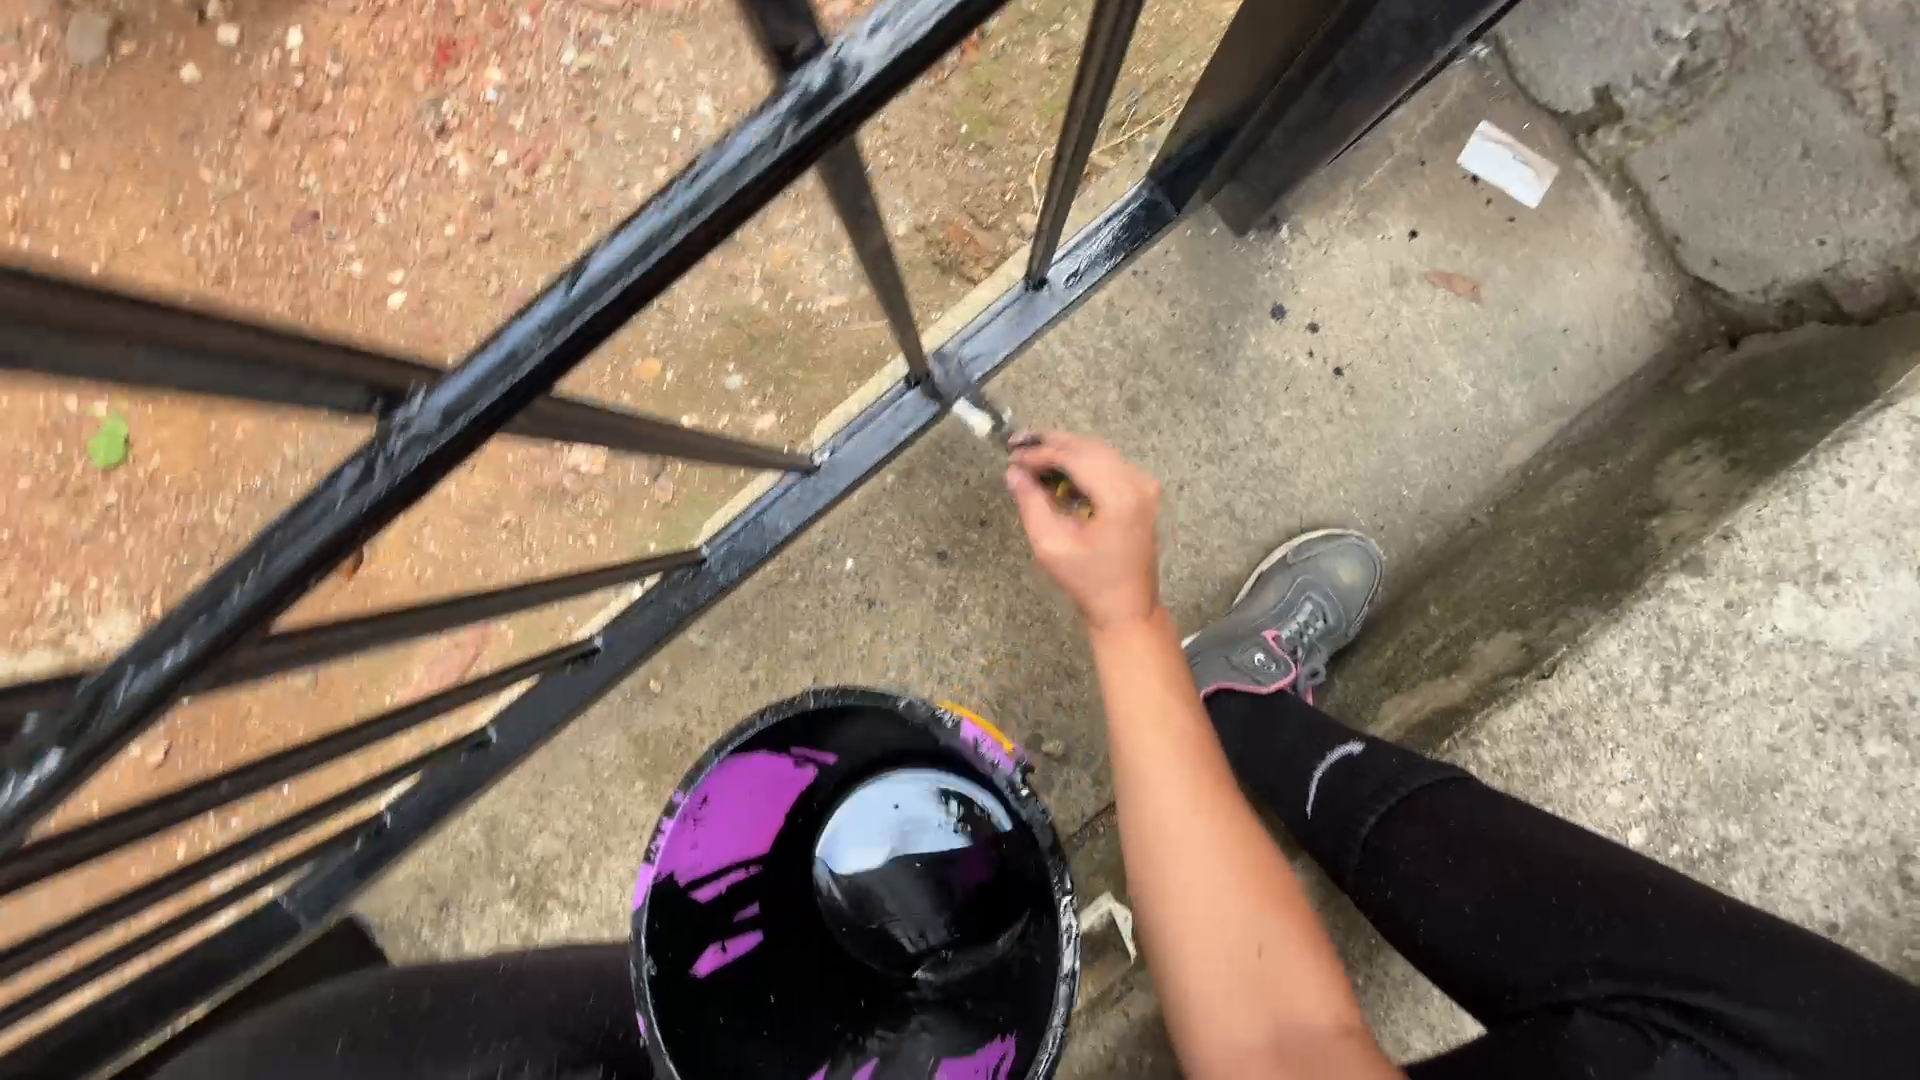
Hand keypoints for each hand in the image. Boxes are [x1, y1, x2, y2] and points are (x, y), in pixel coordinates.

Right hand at [1005, 431, 1163, 631]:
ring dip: (1065, 451)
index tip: (1012, 456)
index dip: (1039, 452)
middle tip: (1016, 445)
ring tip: (1032, 456)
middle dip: (1050, 443)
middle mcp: (1137, 482)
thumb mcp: (1051, 545)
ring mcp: (1143, 485)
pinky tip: (1056, 471)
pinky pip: (1107, 464)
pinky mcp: (1141, 492)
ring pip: (1098, 451)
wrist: (1127, 606)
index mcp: (1120, 496)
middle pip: (1088, 447)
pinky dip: (1080, 463)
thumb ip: (1031, 503)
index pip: (1074, 457)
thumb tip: (1014, 472)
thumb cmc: (1089, 581)